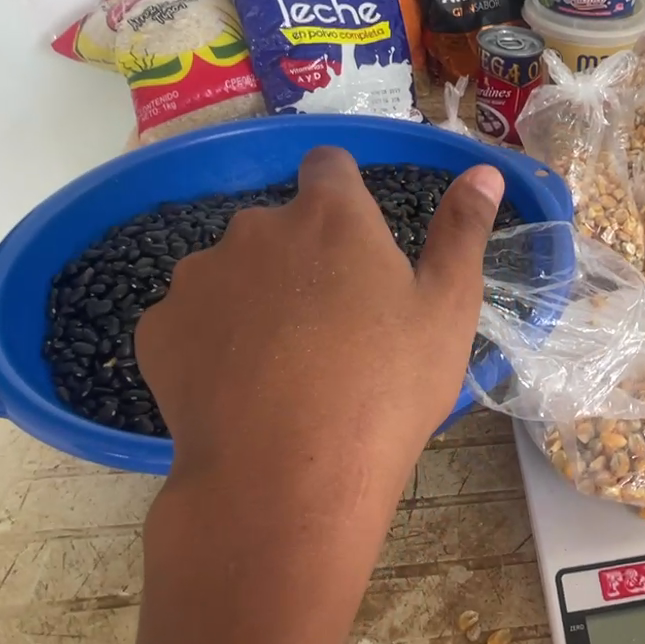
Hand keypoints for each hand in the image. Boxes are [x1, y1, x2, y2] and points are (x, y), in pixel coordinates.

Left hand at [135, 146, 504, 495]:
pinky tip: (242, 387)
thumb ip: (463, 232)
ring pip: (236, 271)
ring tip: (287, 363)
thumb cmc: (386, 387)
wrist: (288, 479)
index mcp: (331, 216)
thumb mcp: (448, 310)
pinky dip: (216, 337)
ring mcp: (199, 276)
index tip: (360, 240)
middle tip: (338, 325)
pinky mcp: (159, 327)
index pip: (328, 164)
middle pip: (283, 225)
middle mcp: (257, 228)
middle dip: (306, 257)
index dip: (344, 191)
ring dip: (258, 295)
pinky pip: (195, 316)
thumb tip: (484, 170)